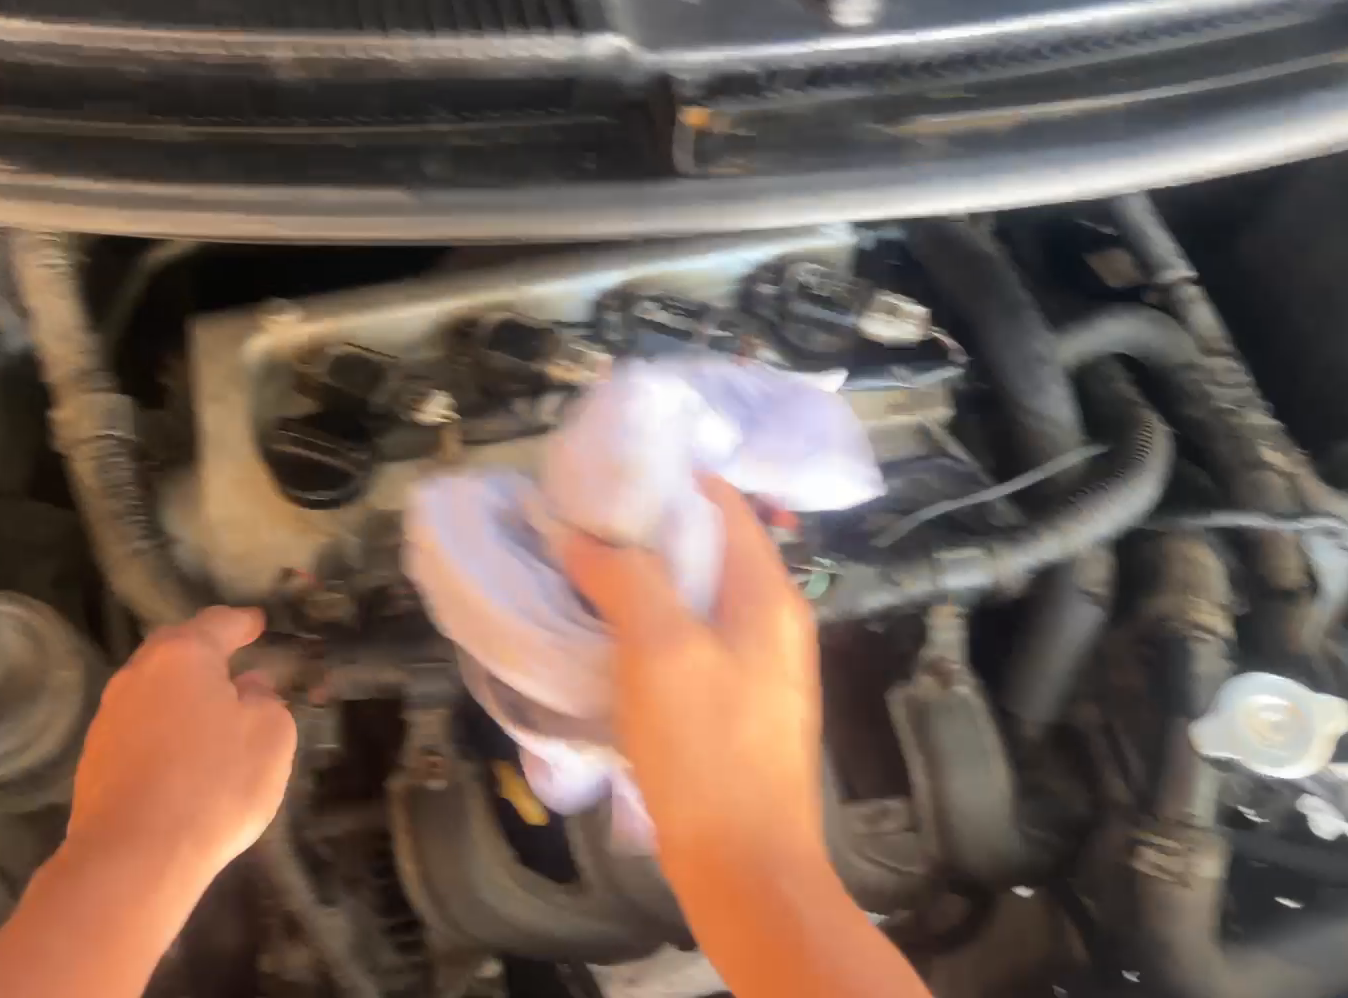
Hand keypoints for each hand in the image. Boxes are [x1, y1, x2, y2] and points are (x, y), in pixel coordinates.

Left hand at [66, 606, 296, 875]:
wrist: (132, 860)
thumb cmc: (214, 784)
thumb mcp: (271, 737)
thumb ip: (266, 701)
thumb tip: (249, 688)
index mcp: (184, 655)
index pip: (219, 623)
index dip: (243, 622)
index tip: (259, 622)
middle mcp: (139, 674)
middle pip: (176, 648)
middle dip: (205, 650)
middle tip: (233, 659)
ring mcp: (109, 716)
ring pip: (153, 687)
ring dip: (181, 692)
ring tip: (210, 712)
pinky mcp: (94, 758)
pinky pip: (139, 726)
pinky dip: (162, 728)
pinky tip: (180, 754)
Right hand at [561, 476, 825, 854]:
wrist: (743, 869)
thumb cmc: (706, 749)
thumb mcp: (660, 649)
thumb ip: (626, 579)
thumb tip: (582, 538)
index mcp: (766, 595)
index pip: (722, 504)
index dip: (666, 482)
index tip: (604, 478)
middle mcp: (768, 619)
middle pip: (704, 547)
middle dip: (643, 529)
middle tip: (579, 524)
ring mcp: (752, 662)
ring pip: (690, 593)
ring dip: (640, 575)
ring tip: (581, 568)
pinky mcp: (730, 697)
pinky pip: (684, 635)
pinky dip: (645, 618)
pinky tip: (604, 629)